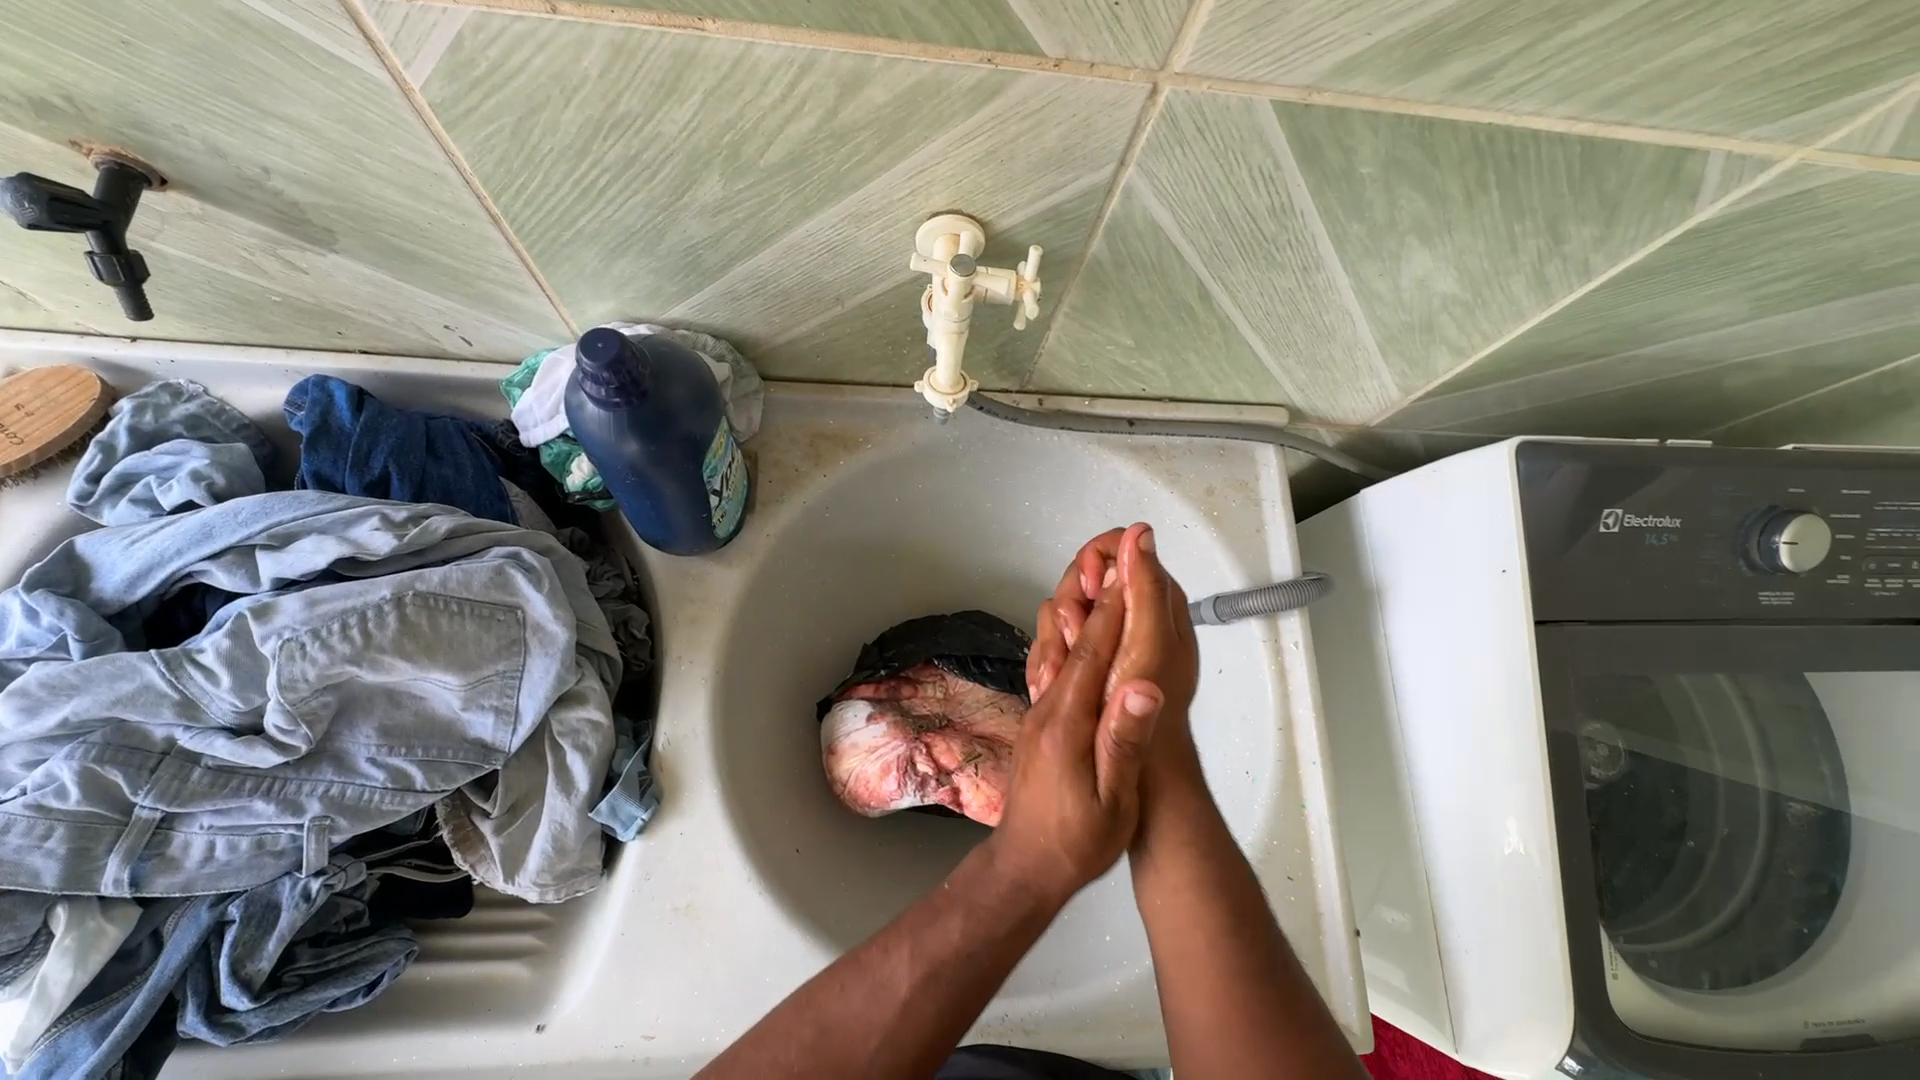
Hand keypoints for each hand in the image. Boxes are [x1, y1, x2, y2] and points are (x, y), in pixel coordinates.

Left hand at [989, 571, 1162, 903]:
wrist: (1025, 865)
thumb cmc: (1077, 841)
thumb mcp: (1112, 800)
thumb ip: (1124, 741)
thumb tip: (1144, 685)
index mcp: (1070, 719)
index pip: (1098, 647)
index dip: (1118, 600)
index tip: (1132, 557)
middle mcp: (1049, 704)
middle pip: (1073, 634)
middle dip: (1097, 587)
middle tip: (1115, 544)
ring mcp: (1039, 710)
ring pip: (1058, 645)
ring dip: (1080, 605)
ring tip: (1098, 569)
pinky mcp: (1039, 720)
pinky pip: (1054, 664)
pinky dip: (1070, 635)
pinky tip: (1076, 628)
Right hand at [1029, 524, 1199, 765]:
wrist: (1133, 773)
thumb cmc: (1145, 712)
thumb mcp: (1151, 645)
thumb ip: (1147, 588)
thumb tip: (1141, 533)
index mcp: (1155, 602)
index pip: (1120, 547)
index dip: (1097, 559)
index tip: (1092, 589)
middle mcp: (1130, 615)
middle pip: (1084, 578)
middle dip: (1070, 608)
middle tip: (1070, 642)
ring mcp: (1105, 640)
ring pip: (1063, 612)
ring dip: (1054, 640)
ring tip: (1057, 675)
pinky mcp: (1085, 663)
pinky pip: (1053, 644)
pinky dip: (1047, 661)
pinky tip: (1048, 685)